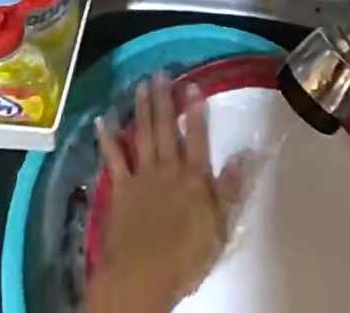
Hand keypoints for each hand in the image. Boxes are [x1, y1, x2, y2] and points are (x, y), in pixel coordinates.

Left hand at [86, 72, 231, 312]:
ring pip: (143, 135)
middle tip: (160, 73)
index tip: (193, 84)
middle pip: (167, 128)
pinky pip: (113, 158)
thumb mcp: (220, 226)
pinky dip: (108, 138)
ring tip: (140, 85)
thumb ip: (231, 188)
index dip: (196, 111)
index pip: (198, 137)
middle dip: (165, 99)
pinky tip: (102, 119)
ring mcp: (141, 176)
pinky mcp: (119, 189)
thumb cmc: (185, 257)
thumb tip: (247, 154)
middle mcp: (168, 168)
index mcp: (194, 177)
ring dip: (141, 108)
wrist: (142, 276)